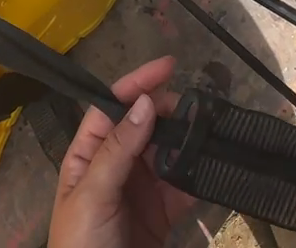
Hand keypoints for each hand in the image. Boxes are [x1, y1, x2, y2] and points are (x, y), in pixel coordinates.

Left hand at [49, 56, 194, 247]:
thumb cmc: (82, 247)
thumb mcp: (92, 197)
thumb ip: (118, 150)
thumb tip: (145, 101)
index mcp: (86, 156)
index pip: (112, 107)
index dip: (137, 84)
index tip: (168, 66)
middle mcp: (113, 166)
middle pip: (143, 125)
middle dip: (168, 110)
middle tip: (196, 106)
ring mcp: (139, 190)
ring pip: (166, 152)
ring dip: (186, 139)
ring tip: (210, 128)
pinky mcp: (161, 214)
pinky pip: (182, 186)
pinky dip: (198, 174)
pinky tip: (213, 163)